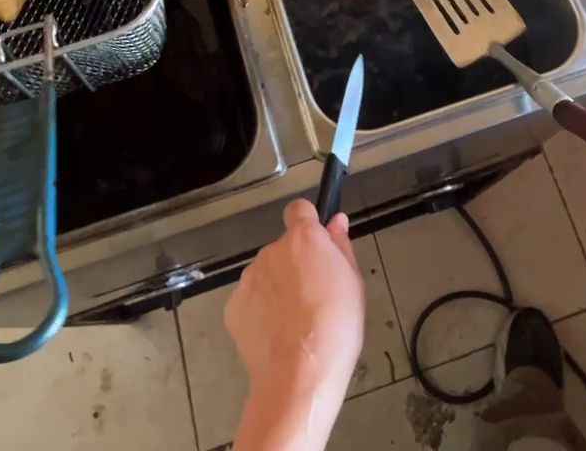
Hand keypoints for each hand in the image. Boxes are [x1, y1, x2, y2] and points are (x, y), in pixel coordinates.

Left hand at [225, 200, 363, 450]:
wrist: (300, 375)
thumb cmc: (337, 326)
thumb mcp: (353, 282)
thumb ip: (341, 247)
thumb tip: (336, 222)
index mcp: (303, 239)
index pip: (298, 210)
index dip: (307, 223)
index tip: (316, 242)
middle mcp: (271, 251)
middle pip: (283, 248)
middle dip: (295, 264)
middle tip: (313, 295)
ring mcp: (248, 279)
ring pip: (266, 275)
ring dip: (277, 288)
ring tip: (294, 322)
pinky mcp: (233, 307)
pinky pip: (250, 300)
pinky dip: (260, 311)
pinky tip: (275, 335)